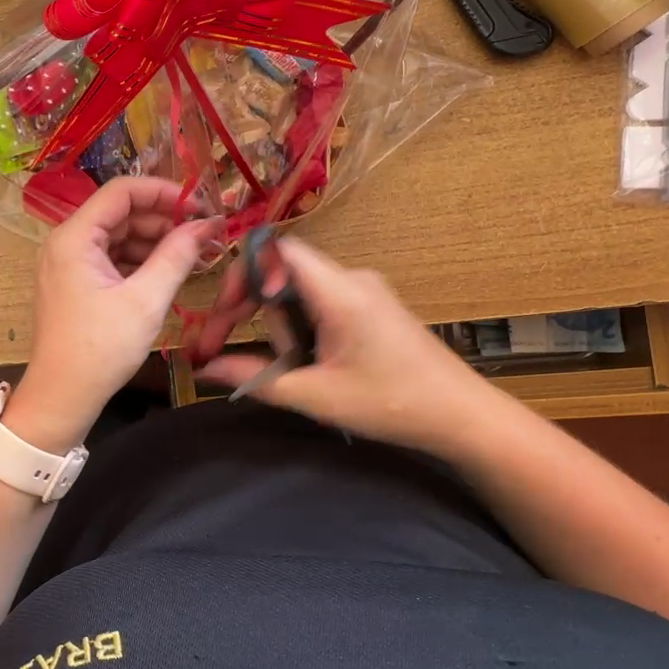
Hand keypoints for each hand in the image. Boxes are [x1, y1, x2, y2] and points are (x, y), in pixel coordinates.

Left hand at [10, 178, 222, 452]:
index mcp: (74, 237)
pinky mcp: (75, 283)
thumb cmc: (101, 347)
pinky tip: (172, 272)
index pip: (121, 191)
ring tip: (198, 256)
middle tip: (208, 235)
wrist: (62, 394)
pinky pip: (111, 258)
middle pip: (121, 213)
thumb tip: (207, 224)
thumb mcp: (146, 300)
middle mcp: (66, 242)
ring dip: (156, 242)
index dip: (164, 192)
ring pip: (118, 236)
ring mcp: (68, 263)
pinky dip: (141, 262)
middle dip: (164, 220)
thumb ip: (176, 255)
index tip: (201, 206)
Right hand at [188, 237, 504, 453]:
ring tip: (285, 366)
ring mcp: (362, 290)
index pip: (278, 251)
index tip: (221, 314)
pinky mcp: (368, 305)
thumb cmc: (393, 405)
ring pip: (295, 291)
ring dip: (276, 325)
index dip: (241, 273)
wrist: (464, 417)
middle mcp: (351, 280)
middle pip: (279, 273)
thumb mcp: (315, 397)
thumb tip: (205, 369)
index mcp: (341, 294)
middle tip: (220, 347)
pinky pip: (315, 301)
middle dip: (248, 308)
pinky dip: (296, 326)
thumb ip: (255, 378)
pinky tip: (302, 359)